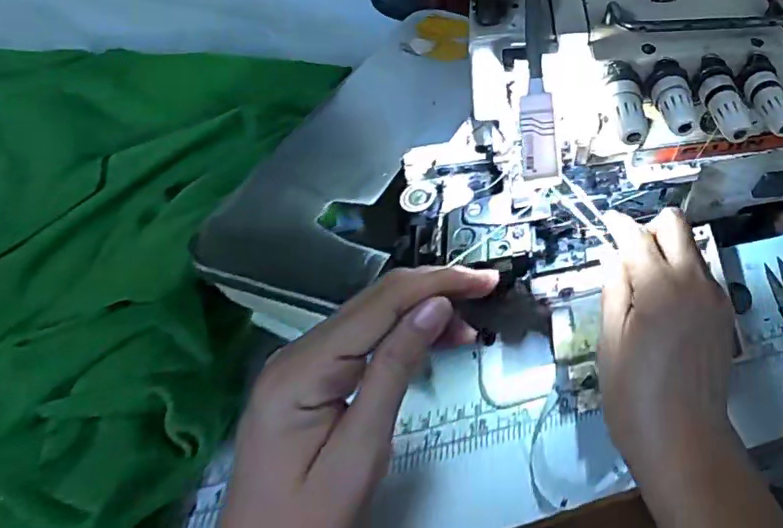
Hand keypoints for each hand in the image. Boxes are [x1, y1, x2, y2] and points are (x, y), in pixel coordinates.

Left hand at [222, 265, 500, 527]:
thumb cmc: (307, 520)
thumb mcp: (359, 451)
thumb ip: (395, 370)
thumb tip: (436, 305)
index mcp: (301, 369)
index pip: (382, 302)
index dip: (438, 282)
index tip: (484, 280)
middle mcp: (298, 353)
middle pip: (378, 297)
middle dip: (436, 287)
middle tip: (484, 290)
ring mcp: (302, 362)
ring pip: (376, 311)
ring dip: (425, 306)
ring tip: (466, 322)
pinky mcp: (313, 375)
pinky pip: (368, 334)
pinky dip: (406, 327)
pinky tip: (434, 336)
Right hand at [598, 209, 736, 469]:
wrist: (687, 442)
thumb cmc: (636, 400)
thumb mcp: (611, 345)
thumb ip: (613, 290)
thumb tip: (612, 254)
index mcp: (660, 287)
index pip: (637, 236)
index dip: (618, 225)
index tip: (608, 222)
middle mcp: (693, 280)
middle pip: (675, 224)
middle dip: (650, 228)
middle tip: (629, 255)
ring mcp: (714, 294)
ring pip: (691, 246)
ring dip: (669, 251)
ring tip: (646, 286)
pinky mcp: (724, 310)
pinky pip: (702, 273)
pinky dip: (683, 274)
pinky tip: (667, 307)